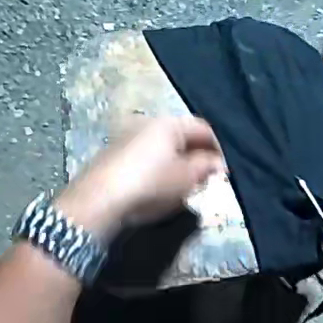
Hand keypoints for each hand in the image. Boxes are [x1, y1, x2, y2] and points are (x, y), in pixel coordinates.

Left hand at [55, 116, 224, 237]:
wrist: (98, 200)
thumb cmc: (150, 185)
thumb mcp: (186, 178)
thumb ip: (206, 167)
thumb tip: (216, 162)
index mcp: (168, 122)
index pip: (203, 128)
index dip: (218, 148)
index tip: (224, 171)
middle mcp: (146, 122)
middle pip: (180, 136)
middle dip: (196, 155)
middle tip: (205, 179)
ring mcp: (126, 136)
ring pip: (161, 147)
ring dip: (176, 163)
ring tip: (182, 186)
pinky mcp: (112, 154)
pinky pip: (144, 156)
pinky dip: (156, 168)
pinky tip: (156, 188)